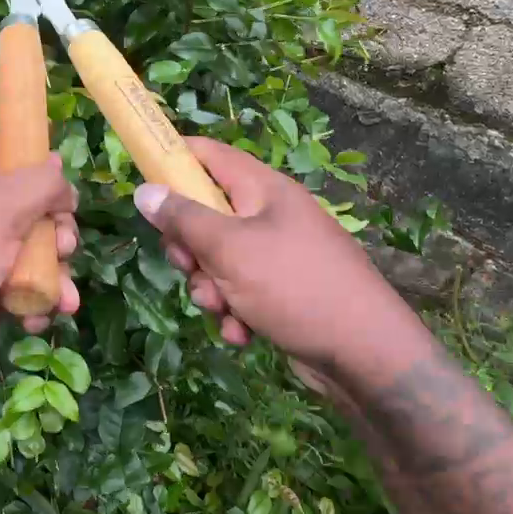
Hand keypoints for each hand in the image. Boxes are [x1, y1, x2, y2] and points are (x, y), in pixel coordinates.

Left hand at [0, 144, 79, 374]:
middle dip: (59, 231)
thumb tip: (61, 175)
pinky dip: (41, 303)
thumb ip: (39, 184)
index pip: (7, 154)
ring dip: (58, 275)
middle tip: (61, 246)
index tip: (59, 186)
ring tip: (60, 296)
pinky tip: (38, 317)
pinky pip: (31, 290)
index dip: (36, 165)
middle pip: (37, 207)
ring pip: (41, 253)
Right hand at [131, 137, 418, 373]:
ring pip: (217, 257)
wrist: (370, 359)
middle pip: (204, 212)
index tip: (141, 177)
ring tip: (221, 308)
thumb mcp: (228, 249)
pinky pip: (239, 289)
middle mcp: (270, 214)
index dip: (171, 157)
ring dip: (208, 285)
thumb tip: (144, 191)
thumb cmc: (296, 288)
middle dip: (188, 246)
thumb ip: (182, 219)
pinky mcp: (284, 291)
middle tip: (187, 265)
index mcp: (263, 189)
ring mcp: (279, 254)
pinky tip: (241, 331)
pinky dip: (233, 309)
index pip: (206, 154)